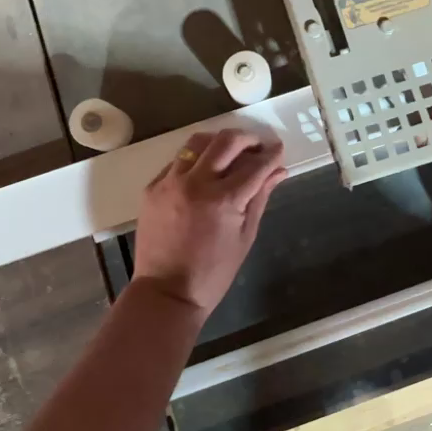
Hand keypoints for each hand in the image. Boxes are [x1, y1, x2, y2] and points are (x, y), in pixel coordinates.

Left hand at [131, 128, 287, 313]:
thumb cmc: (213, 273)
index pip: (255, 165)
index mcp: (224, 200)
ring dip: (219, 142)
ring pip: (197, 143)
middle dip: (248, 138)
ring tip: (230, 152)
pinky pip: (177, 161)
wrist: (166, 292)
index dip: (271, 154)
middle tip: (258, 146)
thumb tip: (278, 171)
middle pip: (226, 141)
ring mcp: (170, 182)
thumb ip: (260, 197)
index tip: (278, 149)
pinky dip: (195, 160)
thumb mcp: (245, 236)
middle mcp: (196, 183)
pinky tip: (204, 172)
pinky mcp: (152, 187)